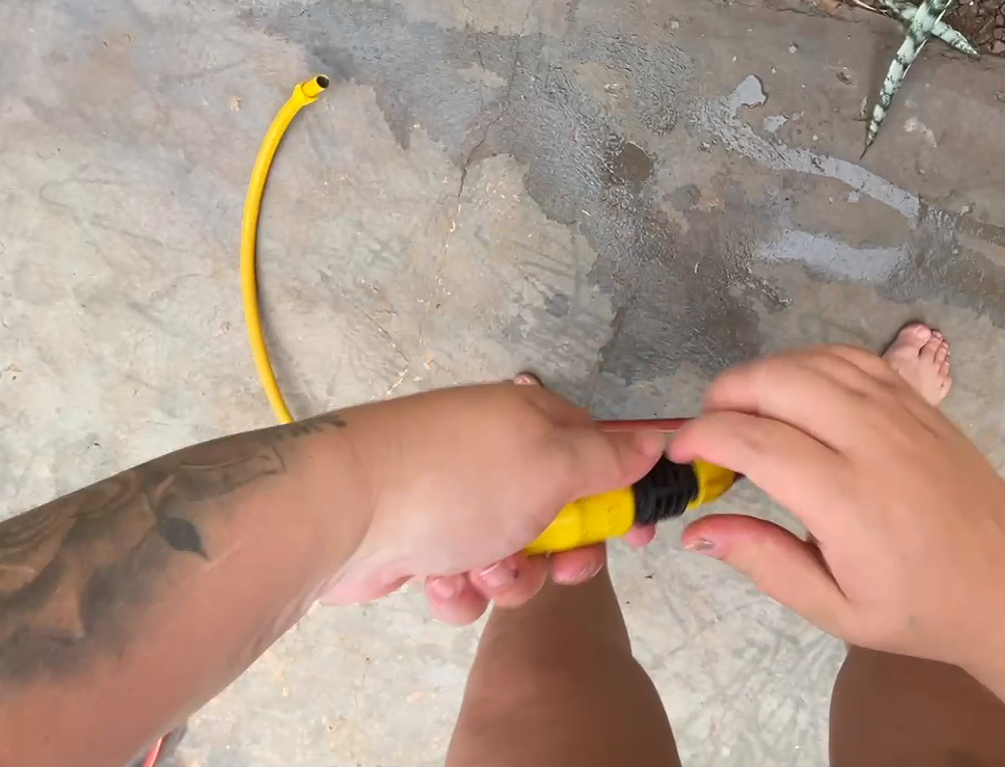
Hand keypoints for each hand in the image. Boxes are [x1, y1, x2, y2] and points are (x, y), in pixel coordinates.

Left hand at [317, 379, 662, 617]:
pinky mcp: (427, 539)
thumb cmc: (464, 479)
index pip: (597, 450)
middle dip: (562, 548)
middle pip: (561, 509)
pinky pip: (469, 573)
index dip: (620, 492)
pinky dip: (461, 584)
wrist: (348, 509)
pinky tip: (437, 578)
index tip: (635, 535)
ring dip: (508, 572)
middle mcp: (500, 454)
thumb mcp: (553, 463)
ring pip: (518, 551)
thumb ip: (609, 457)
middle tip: (558, 565)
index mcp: (532, 420)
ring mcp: (461, 497)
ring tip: (479, 569)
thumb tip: (656, 439)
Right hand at [668, 346, 1004, 675]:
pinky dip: (803, 362)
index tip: (679, 451)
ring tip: (744, 410)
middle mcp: (872, 440)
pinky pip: (844, 355)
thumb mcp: (836, 610)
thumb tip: (694, 530)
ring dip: (760, 375)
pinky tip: (793, 390)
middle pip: (776, 382)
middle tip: (708, 428)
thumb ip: (763, 562)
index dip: (702, 436)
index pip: (755, 443)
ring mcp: (897, 408)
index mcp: (850, 501)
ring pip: (807, 359)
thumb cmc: (921, 608)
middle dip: (724, 395)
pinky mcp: (913, 395)